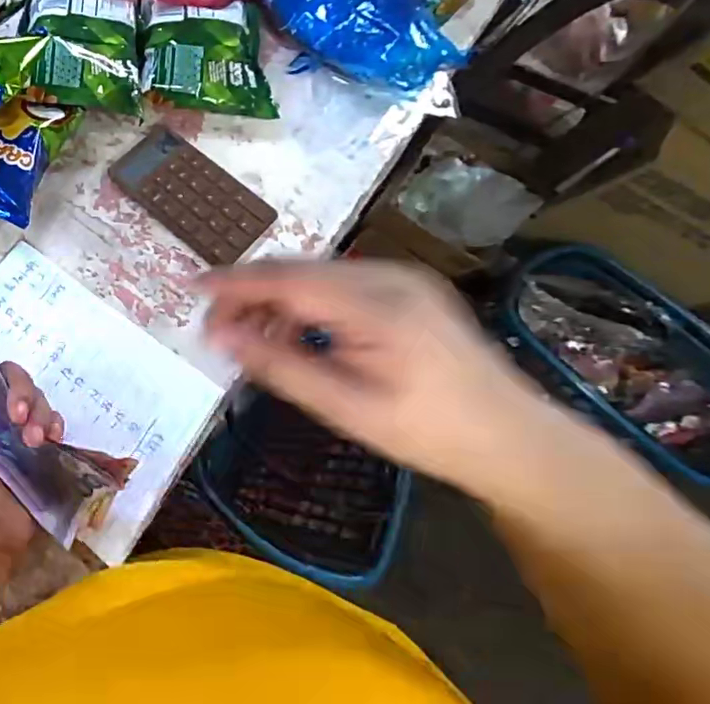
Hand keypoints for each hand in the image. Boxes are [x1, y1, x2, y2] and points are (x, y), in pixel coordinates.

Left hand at [0, 323, 63, 569]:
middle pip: (13, 378)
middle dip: (20, 389)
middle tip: (18, 415)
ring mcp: (17, 434)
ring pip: (37, 398)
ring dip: (39, 409)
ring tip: (33, 439)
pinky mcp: (39, 453)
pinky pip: (52, 424)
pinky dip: (54, 423)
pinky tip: (51, 437)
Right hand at [200, 260, 573, 494]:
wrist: (517, 441)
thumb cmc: (429, 433)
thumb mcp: (346, 408)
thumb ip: (280, 366)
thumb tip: (220, 337)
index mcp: (376, 306)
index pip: (286, 279)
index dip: (233, 282)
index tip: (192, 287)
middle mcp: (387, 275)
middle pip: (296, 269)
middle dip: (249, 292)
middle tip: (218, 328)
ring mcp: (400, 275)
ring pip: (314, 272)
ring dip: (276, 297)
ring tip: (253, 334)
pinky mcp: (405, 284)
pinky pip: (338, 280)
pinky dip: (305, 300)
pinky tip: (297, 329)